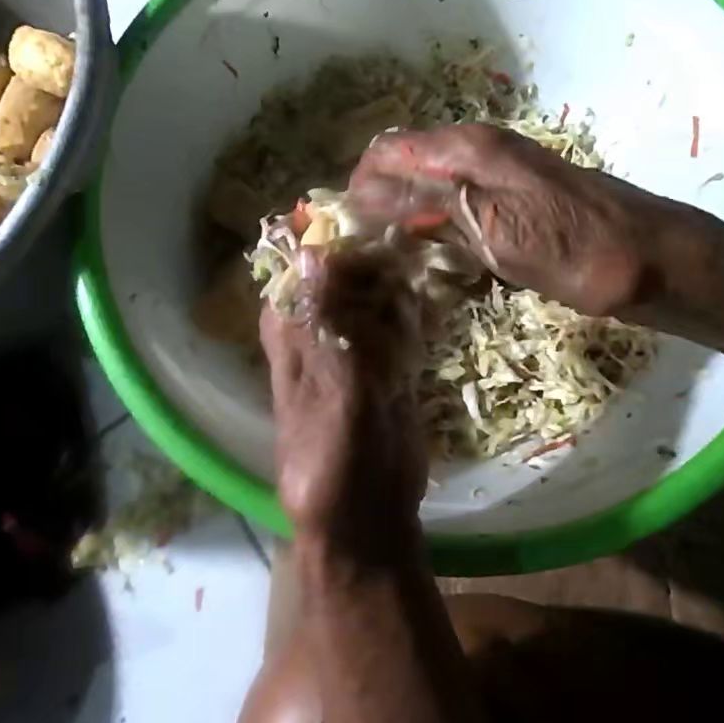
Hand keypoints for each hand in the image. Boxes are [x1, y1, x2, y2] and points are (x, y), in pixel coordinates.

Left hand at [260, 247, 426, 545]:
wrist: (369, 515)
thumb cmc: (334, 460)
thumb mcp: (330, 392)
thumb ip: (326, 324)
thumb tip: (311, 252)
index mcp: (291, 329)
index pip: (303, 262)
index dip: (335, 233)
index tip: (374, 207)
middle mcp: (320, 327)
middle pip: (347, 270)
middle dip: (377, 252)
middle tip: (413, 235)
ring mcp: (357, 343)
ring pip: (377, 291)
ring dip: (400, 276)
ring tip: (426, 261)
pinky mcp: (389, 360)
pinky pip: (401, 320)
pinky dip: (416, 308)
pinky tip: (432, 300)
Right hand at [349, 124, 665, 316]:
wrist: (654, 261)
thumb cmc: (576, 247)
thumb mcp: (495, 226)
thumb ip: (431, 204)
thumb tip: (366, 194)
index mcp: (469, 149)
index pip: (388, 152)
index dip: (359, 187)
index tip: (347, 232)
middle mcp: (479, 154)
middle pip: (407, 169)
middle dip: (380, 207)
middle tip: (369, 256)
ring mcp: (498, 178)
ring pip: (431, 193)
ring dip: (410, 225)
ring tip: (397, 267)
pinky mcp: (514, 205)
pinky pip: (458, 214)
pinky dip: (441, 236)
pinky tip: (440, 268)